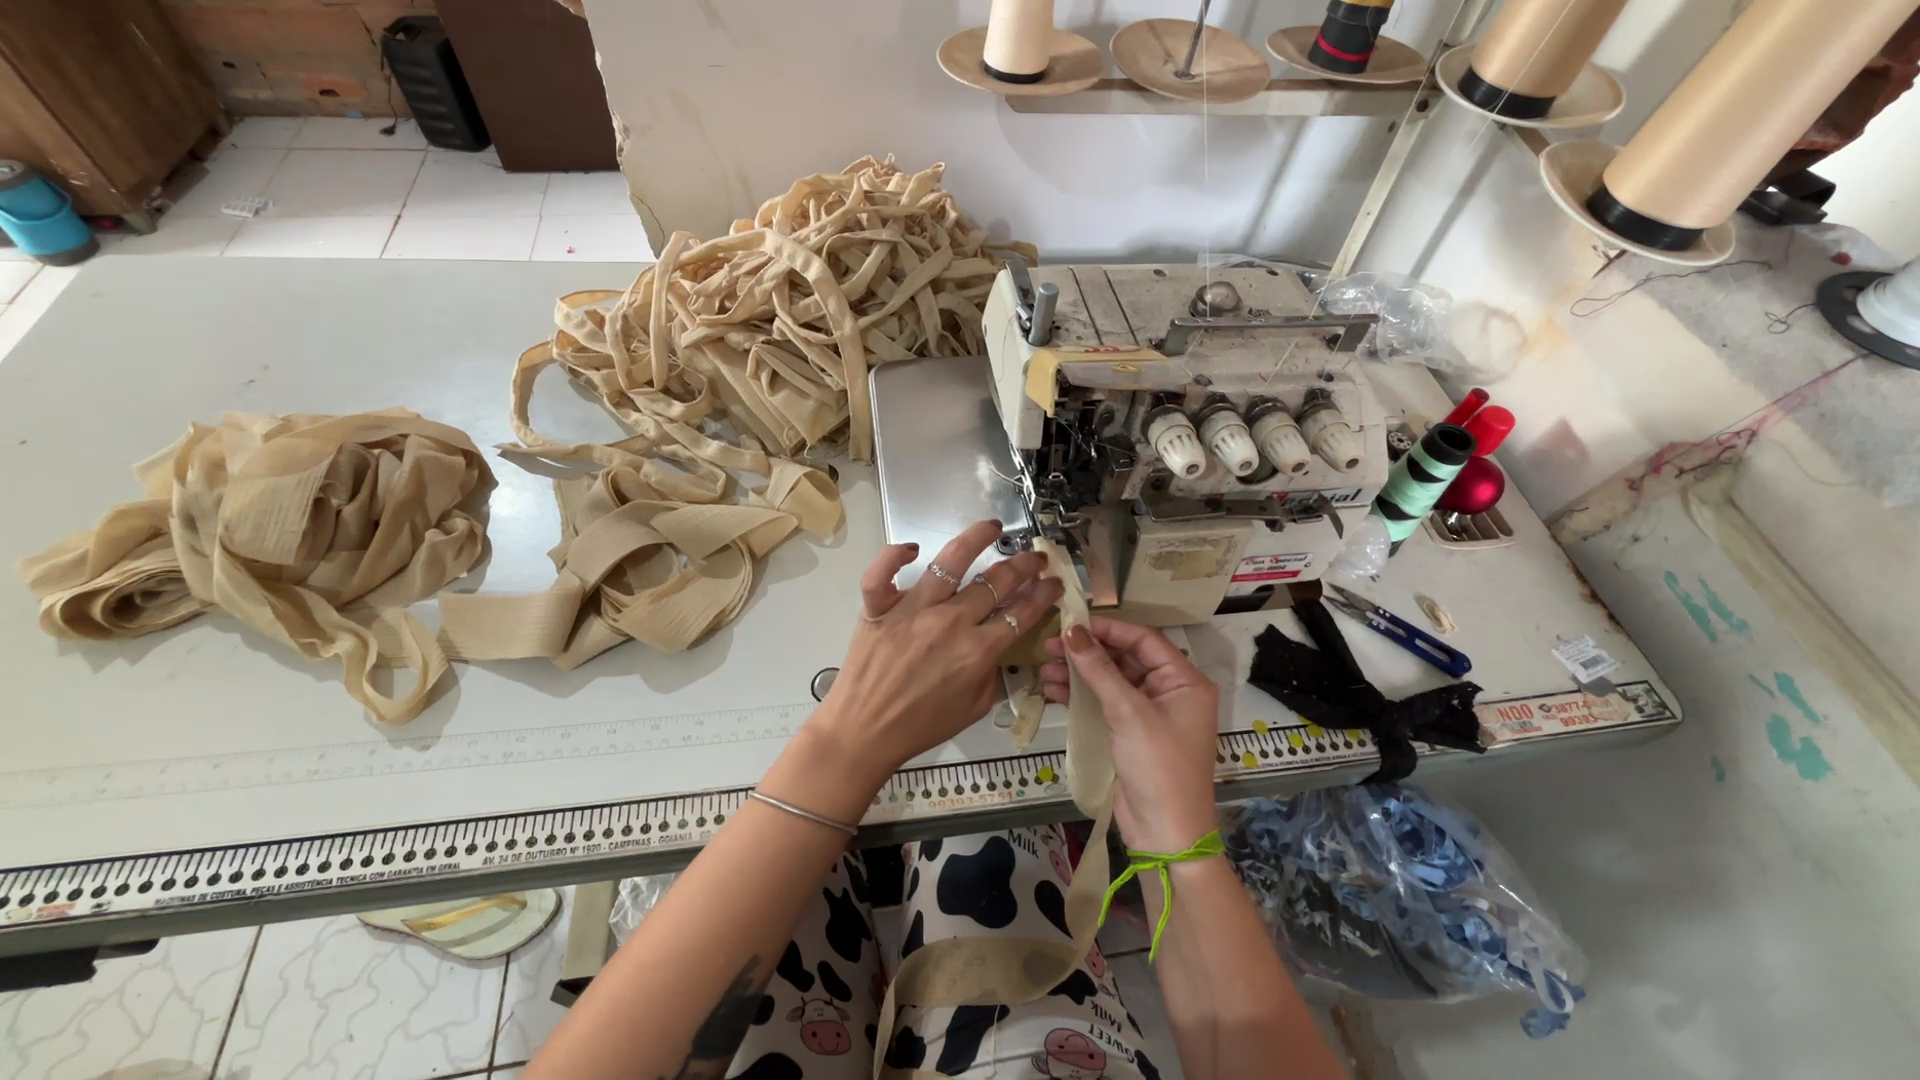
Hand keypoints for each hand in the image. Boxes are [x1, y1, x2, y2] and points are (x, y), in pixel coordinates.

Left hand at [807, 520, 1064, 784]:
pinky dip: (894, 555)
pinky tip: (912, 548)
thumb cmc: (920, 726)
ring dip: (976, 539)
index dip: (1044, 594)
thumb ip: (992, 673)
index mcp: (977, 651)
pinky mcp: (878, 607)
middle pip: (995, 581)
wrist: (863, 732)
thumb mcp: (974, 708)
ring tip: (992, 528)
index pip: (1020, 612)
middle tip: (1035, 558)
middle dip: (1024, 566)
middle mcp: (949, 622)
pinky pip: (882, 572)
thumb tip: (995, 647)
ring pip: (949, 561)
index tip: (1054, 583)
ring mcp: (912, 610)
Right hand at [1042, 618, 1220, 851]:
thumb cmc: (1157, 765)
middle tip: (1050, 645)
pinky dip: (1081, 697)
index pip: (1144, 640)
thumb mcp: (1128, 713)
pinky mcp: (1132, 734)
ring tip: (1043, 669)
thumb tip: (1073, 631)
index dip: (1108, 629)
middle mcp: (1171, 692)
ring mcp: (1151, 714)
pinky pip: (1105, 704)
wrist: (1165, 832)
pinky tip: (1053, 690)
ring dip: (1079, 674)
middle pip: (1126, 659)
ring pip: (1111, 681)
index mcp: (1185, 681)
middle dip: (1088, 653)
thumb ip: (1099, 669)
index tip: (1072, 623)